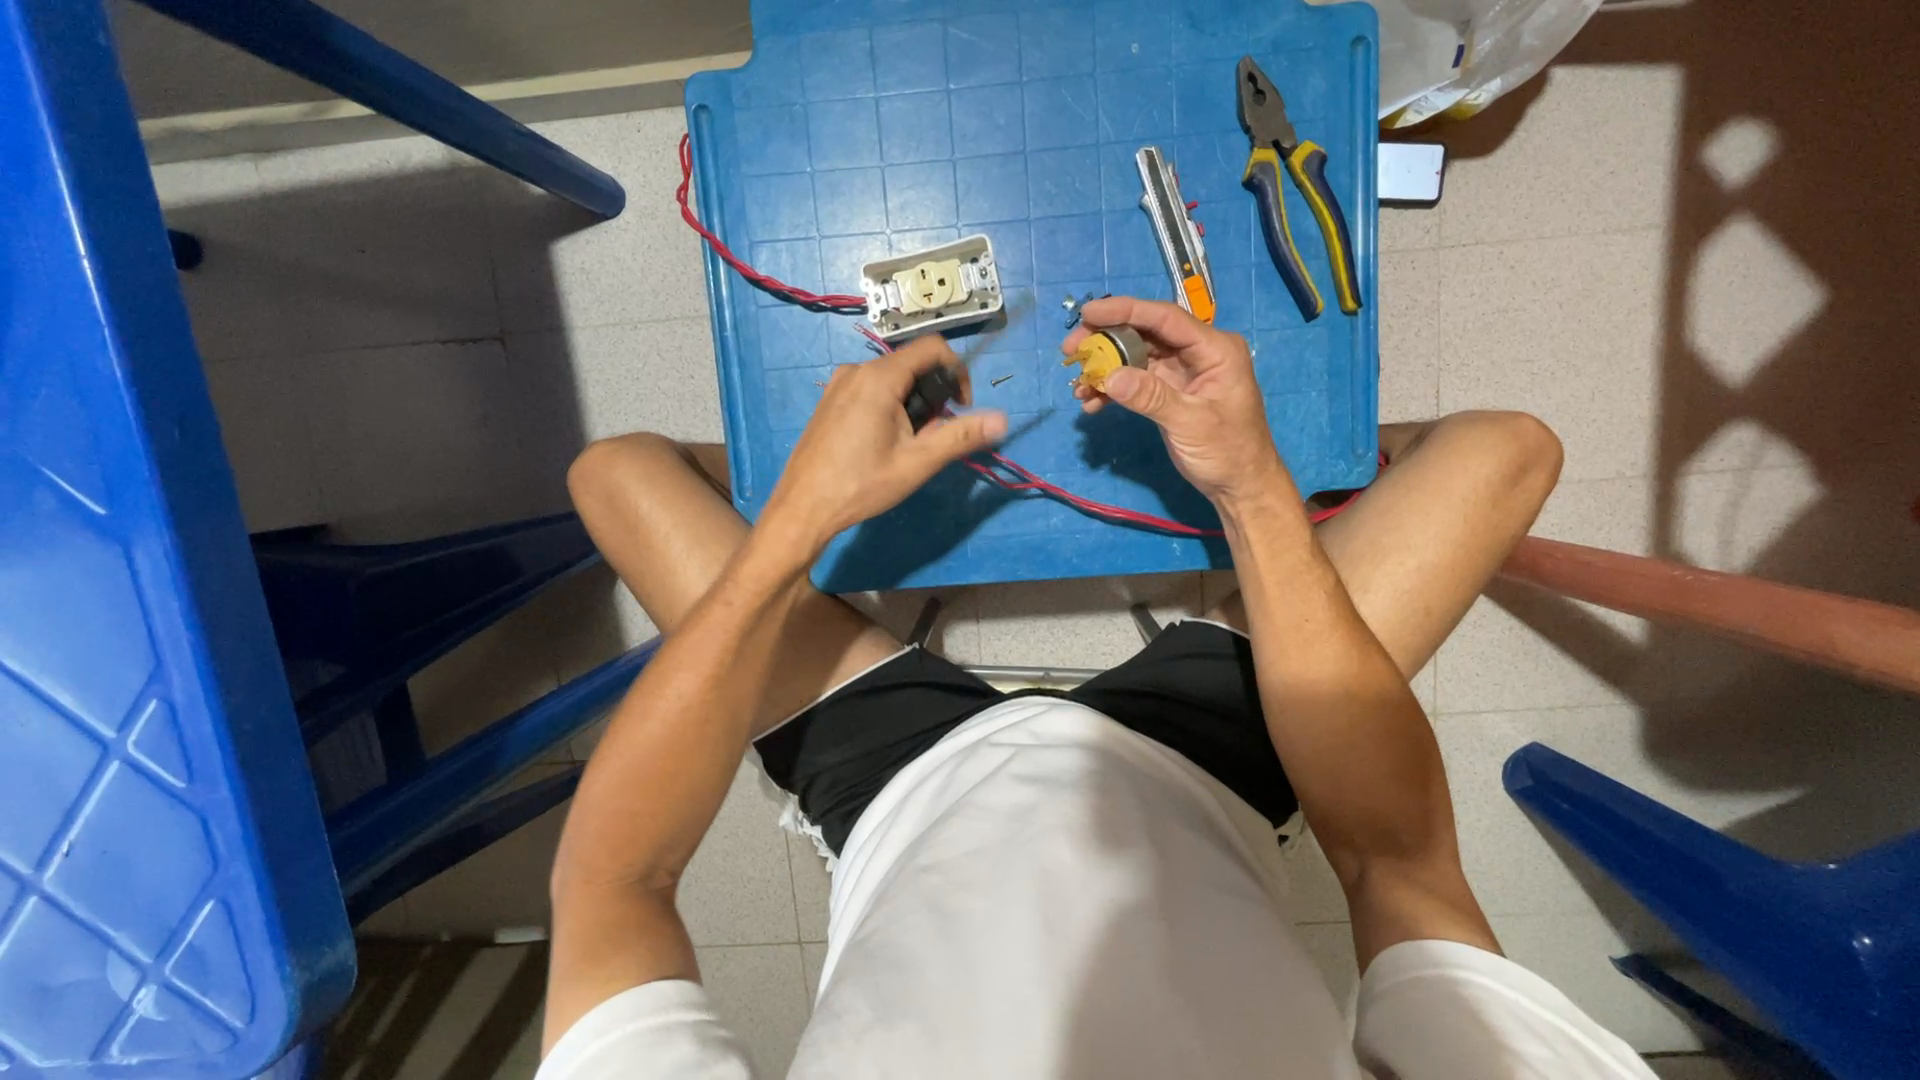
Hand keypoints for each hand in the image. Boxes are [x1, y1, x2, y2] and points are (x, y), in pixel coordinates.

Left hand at [762, 336, 1006, 552]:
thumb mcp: (917, 463)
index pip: (932, 348)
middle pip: (912, 365)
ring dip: (912, 404)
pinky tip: (882, 445)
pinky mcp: (830, 401)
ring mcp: (839, 385)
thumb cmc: (861, 485)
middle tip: (931, 436)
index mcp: (879, 377)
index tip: (962, 406)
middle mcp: (856, 370)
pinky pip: (871, 390)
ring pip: (892, 380)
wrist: (803, 508)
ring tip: (906, 446)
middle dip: (933, 394)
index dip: (957, 371)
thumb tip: (1002, 420)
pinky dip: (890, 408)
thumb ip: (960, 436)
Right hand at [1064, 297, 1292, 505]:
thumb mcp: (1191, 423)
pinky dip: (1112, 390)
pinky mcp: (1167, 391)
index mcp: (1214, 349)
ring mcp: (1180, 371)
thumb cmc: (1228, 452)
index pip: (1165, 318)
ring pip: (1134, 356)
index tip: (1088, 312)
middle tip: (1071, 349)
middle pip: (1144, 332)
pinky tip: (1090, 403)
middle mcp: (1196, 352)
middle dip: (1105, 339)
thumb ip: (1152, 397)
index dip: (1125, 311)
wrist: (1239, 486)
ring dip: (1104, 367)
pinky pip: (1134, 381)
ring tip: (1077, 384)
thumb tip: (1110, 377)